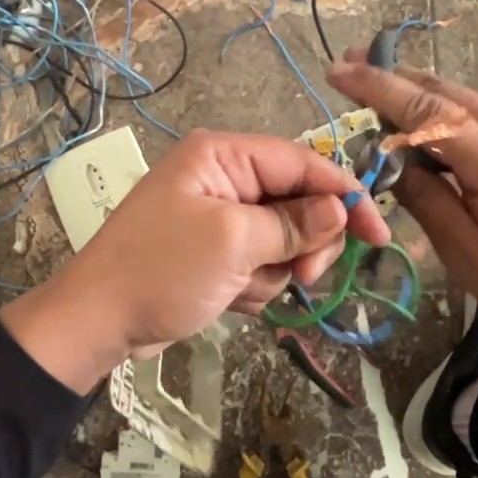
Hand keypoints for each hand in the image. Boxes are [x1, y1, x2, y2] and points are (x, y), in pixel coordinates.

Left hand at [0, 129, 390, 392]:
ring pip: (283, 241)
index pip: (301, 162)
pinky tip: (224, 297)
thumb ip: (293, 224)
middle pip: (297, 202)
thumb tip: (341, 209)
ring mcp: (217, 217)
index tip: (378, 236)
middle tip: (304, 276)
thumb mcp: (233, 243)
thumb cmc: (162, 270)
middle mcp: (222, 177)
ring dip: (271, 272)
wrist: (99, 321)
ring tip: (237, 286)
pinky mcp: (214, 252)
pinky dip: (251, 285)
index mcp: (222, 156)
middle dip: (302, 244)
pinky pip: (259, 264)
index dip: (344, 195)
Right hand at [327, 55, 477, 375]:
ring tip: (380, 94)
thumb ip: (426, 200)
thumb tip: (391, 160)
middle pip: (449, 94)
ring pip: (471, 102)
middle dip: (395, 77)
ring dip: (423, 98)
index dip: (377, 88)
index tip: (339, 70)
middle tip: (351, 64)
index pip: (427, 112)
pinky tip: (433, 131)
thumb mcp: (470, 257)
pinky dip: (453, 117)